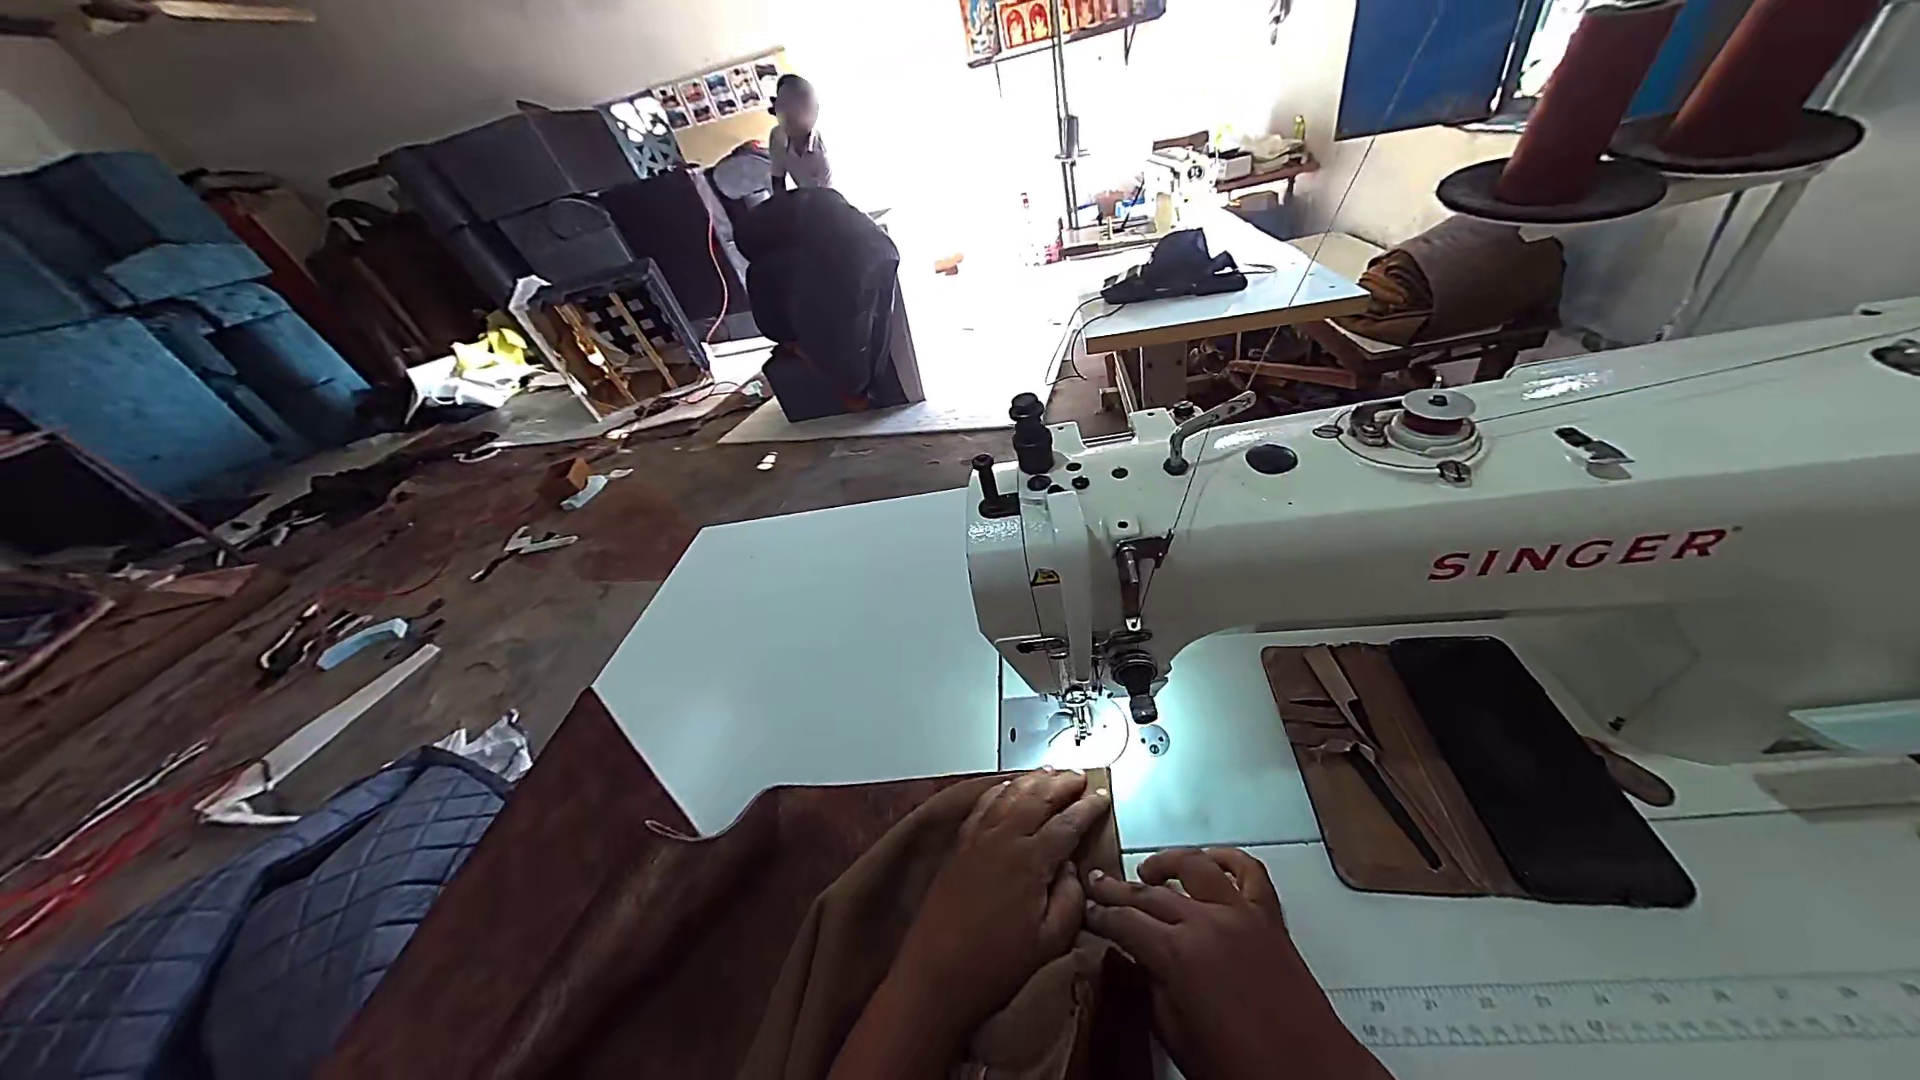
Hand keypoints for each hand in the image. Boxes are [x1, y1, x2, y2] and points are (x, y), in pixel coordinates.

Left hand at [889, 769, 1110, 1038]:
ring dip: (1032, 780)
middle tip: (1078, 776)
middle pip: (1038, 798)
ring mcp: (979, 837)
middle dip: (1061, 784)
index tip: (1101, 795)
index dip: (1087, 808)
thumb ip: (1070, 898)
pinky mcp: (960, 843)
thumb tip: (1071, 868)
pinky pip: (983, 805)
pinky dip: (999, 790)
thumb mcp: (1050, 941)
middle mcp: (1004, 838)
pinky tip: (1006, 787)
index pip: (1067, 823)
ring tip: (1048, 773)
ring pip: (1010, 795)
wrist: (937, 972)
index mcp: (1031, 860)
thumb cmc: (998, 964)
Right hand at [1086, 848, 1390, 1079]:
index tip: (1089, 911)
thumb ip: (1149, 990)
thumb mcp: (1178, 1038)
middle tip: (1099, 885)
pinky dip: (1227, 859)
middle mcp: (1208, 924)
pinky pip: (1248, 872)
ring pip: (1193, 866)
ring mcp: (1241, 915)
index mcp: (1179, 955)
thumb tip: (1129, 961)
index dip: (1101, 915)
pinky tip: (1210, 859)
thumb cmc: (1247, 1072)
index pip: (1125, 921)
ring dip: (1165, 862)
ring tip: (1149, 869)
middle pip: (1150, 892)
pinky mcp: (1269, 918)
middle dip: (1118, 889)